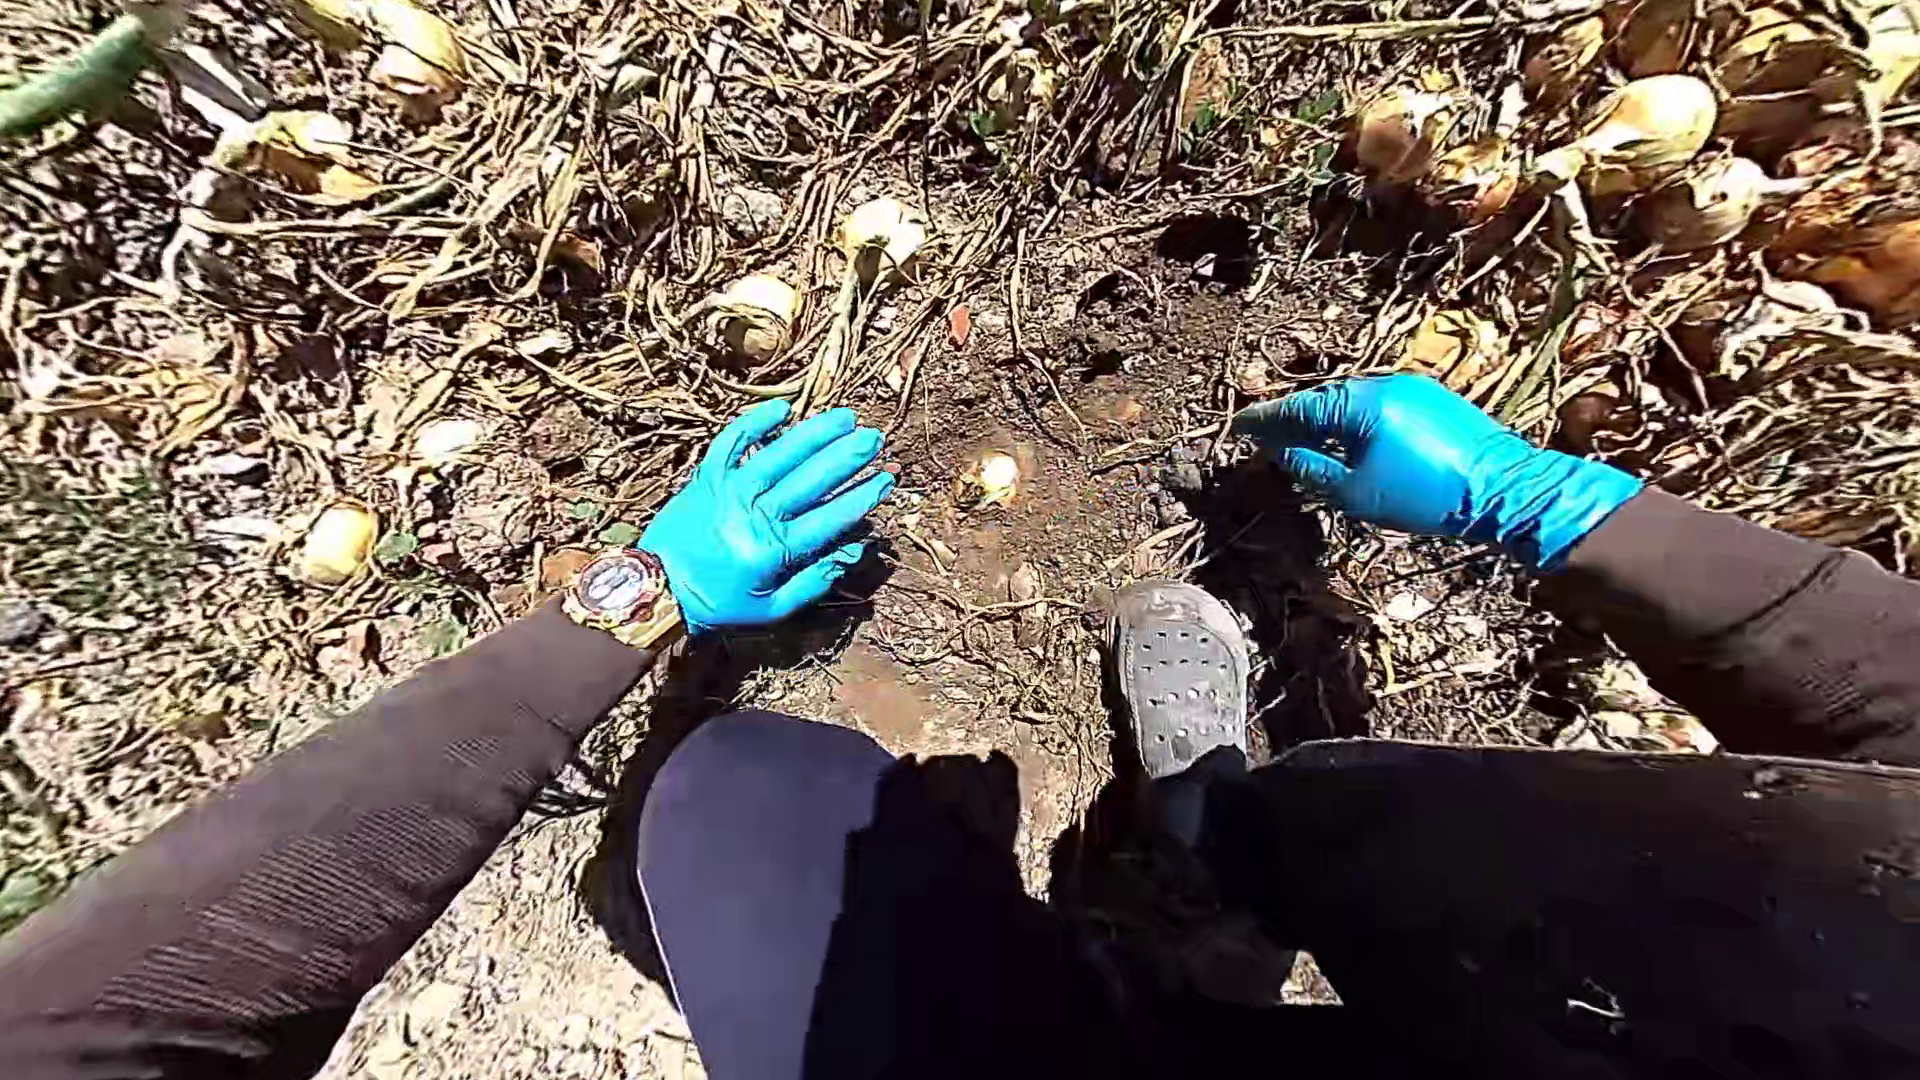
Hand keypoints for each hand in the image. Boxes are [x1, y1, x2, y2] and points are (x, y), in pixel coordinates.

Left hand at [642, 400, 893, 631]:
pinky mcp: (708, 477)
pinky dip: (756, 422)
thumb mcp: (773, 609)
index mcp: (776, 549)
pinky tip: (783, 409)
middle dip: (847, 456)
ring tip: (845, 417)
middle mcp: (757, 514)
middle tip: (873, 438)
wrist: (655, 589)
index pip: (831, 517)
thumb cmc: (720, 603)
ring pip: (781, 454)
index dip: (862, 496)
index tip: (885, 479)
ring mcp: (731, 490)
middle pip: (812, 479)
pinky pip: (732, 442)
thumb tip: (855, 549)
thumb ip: (816, 580)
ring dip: (816, 433)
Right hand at [1231, 374, 1641, 570]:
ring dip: (1316, 418)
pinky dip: (1344, 418)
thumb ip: (1308, 467)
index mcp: (1360, 405)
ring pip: (1344, 399)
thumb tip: (1279, 452)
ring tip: (1295, 438)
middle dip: (1288, 418)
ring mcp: (1408, 387)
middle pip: (1318, 399)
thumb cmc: (1423, 496)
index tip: (1237, 427)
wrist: (1508, 490)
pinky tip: (1336, 436)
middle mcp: (1381, 385)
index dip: (1264, 420)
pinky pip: (1369, 402)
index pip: (1296, 409)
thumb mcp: (1353, 491)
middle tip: (1262, 435)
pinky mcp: (1427, 397)